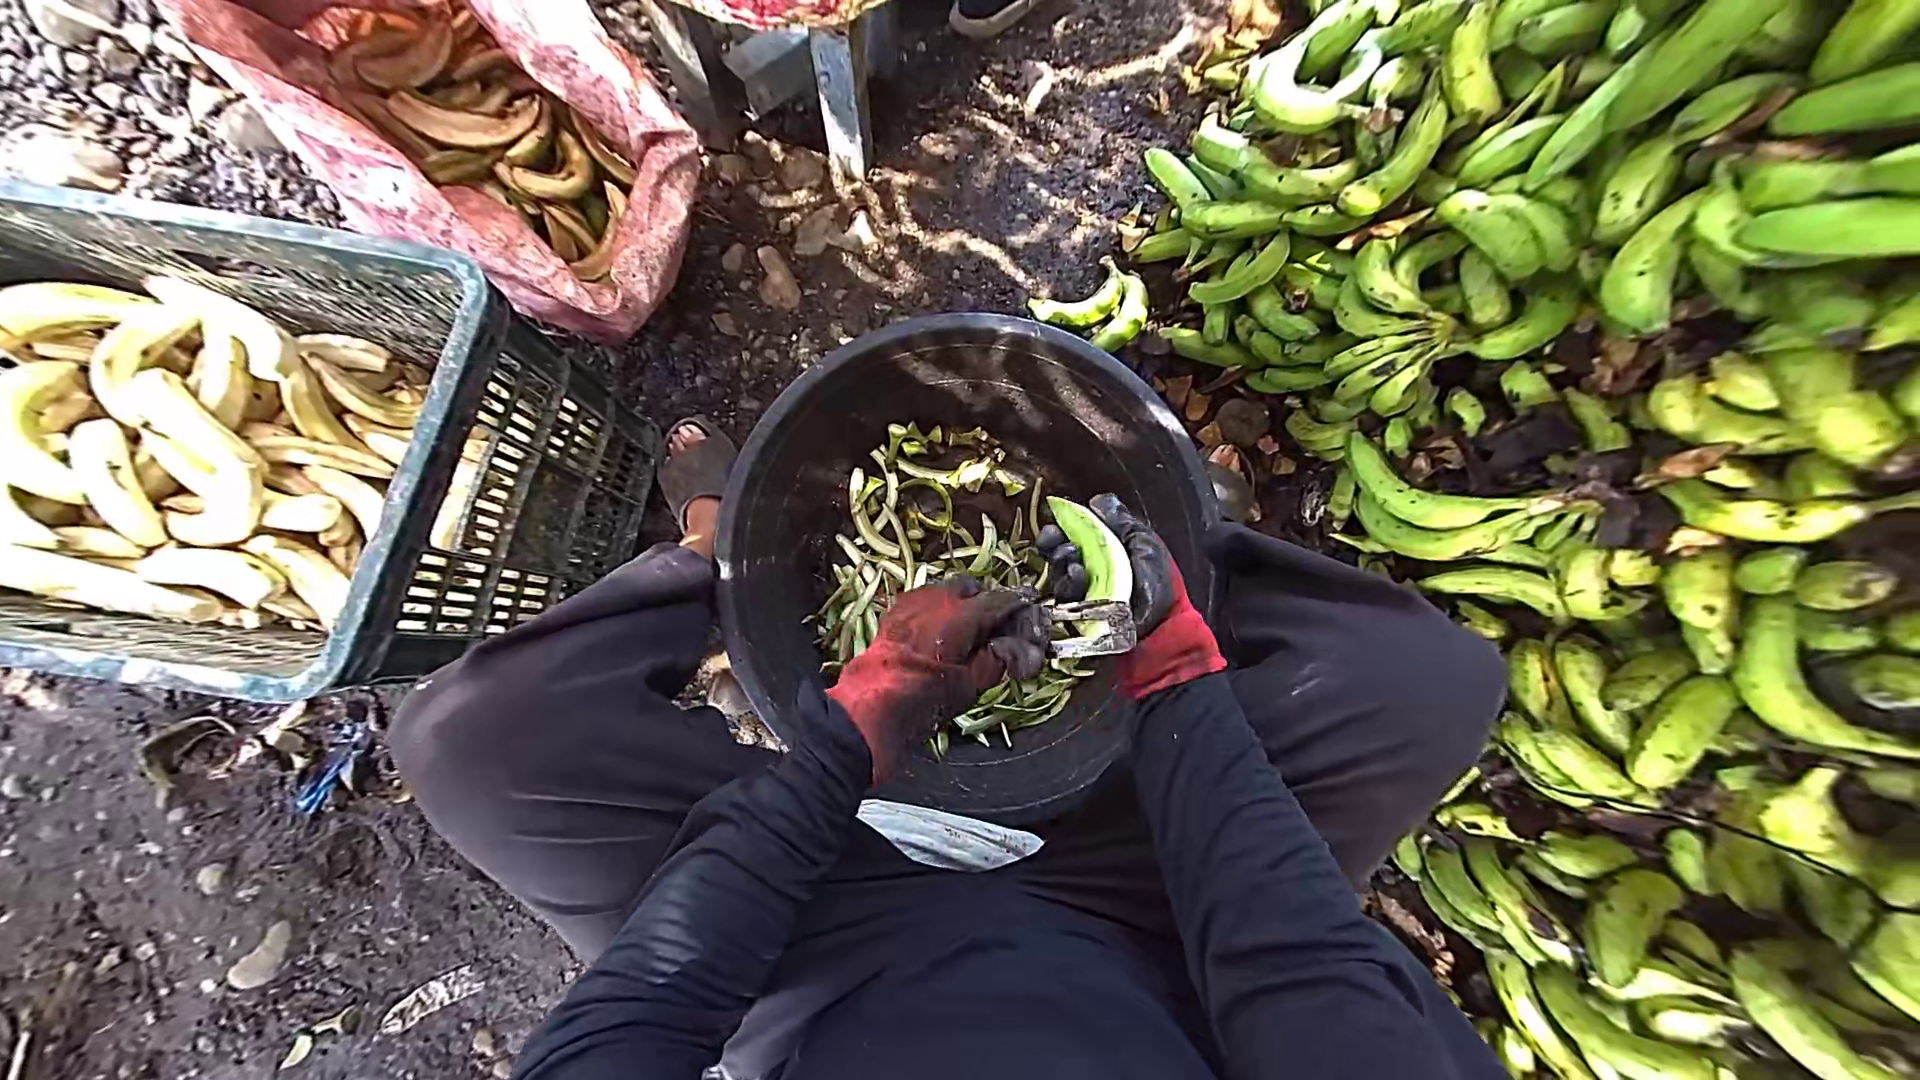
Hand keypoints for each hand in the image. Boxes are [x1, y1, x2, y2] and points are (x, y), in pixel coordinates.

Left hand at [827, 576, 1047, 782]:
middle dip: (986, 601)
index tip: (1029, 609)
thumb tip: (1016, 648)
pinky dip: (938, 609)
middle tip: (994, 625)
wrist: (871, 706)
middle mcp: (938, 597)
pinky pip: (925, 600)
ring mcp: (913, 600)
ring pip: (946, 590)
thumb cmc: (924, 699)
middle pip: (972, 587)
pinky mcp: (896, 610)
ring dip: (960, 603)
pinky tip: (939, 631)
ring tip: (966, 629)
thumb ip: (997, 660)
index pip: (1001, 599)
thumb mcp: (970, 685)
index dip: (1019, 605)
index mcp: (962, 613)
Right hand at [1039, 494, 1224, 698]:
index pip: (1071, 531)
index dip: (1060, 525)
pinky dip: (1069, 582)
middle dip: (1053, 542)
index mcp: (1102, 548)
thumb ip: (1120, 521)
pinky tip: (1079, 575)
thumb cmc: (1158, 584)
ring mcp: (1080, 591)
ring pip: (1057, 570)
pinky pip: (1062, 594)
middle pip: (1056, 550)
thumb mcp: (1144, 542)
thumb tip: (1097, 500)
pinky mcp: (1076, 611)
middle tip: (1057, 539)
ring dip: (1061, 560)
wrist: (1161, 624)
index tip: (1057, 521)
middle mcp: (1087, 567)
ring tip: (1074, 559)